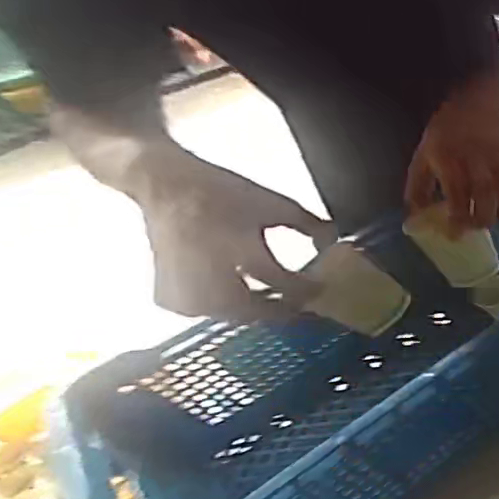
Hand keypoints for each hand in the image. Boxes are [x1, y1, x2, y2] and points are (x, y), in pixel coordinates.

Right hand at [133, 148, 335, 318]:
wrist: (164, 185)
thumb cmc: (223, 193)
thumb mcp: (274, 204)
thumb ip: (309, 224)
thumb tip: (333, 243)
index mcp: (236, 246)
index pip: (278, 281)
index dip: (304, 289)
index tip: (321, 289)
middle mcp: (206, 270)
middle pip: (249, 308)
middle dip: (278, 309)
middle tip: (299, 304)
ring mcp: (182, 283)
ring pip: (225, 313)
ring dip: (252, 312)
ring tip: (273, 302)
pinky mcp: (165, 288)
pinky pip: (199, 311)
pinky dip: (221, 309)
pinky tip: (236, 299)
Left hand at [404, 92, 498, 234]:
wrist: (474, 111)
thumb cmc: (443, 140)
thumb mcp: (422, 159)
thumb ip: (418, 190)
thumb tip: (416, 220)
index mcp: (448, 157)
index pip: (456, 192)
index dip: (457, 216)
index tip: (455, 234)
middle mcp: (476, 157)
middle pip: (485, 194)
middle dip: (482, 218)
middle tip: (475, 229)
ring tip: (491, 217)